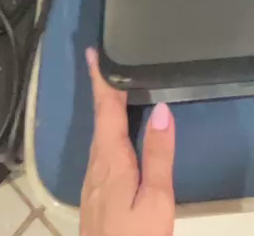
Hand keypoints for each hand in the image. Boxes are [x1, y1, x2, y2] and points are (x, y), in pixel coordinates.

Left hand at [82, 47, 175, 235]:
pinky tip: (116, 135)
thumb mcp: (156, 200)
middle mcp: (96, 168)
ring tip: (112, 89)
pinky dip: (108, 132)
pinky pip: (102, 152)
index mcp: (110, 162)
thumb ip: (159, 155)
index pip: (106, 111)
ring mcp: (94, 186)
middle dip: (102, 90)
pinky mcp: (98, 200)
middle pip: (99, 120)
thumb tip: (161, 108)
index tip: (92, 53)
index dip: (101, 81)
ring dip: (105, 110)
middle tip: (105, 61)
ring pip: (99, 137)